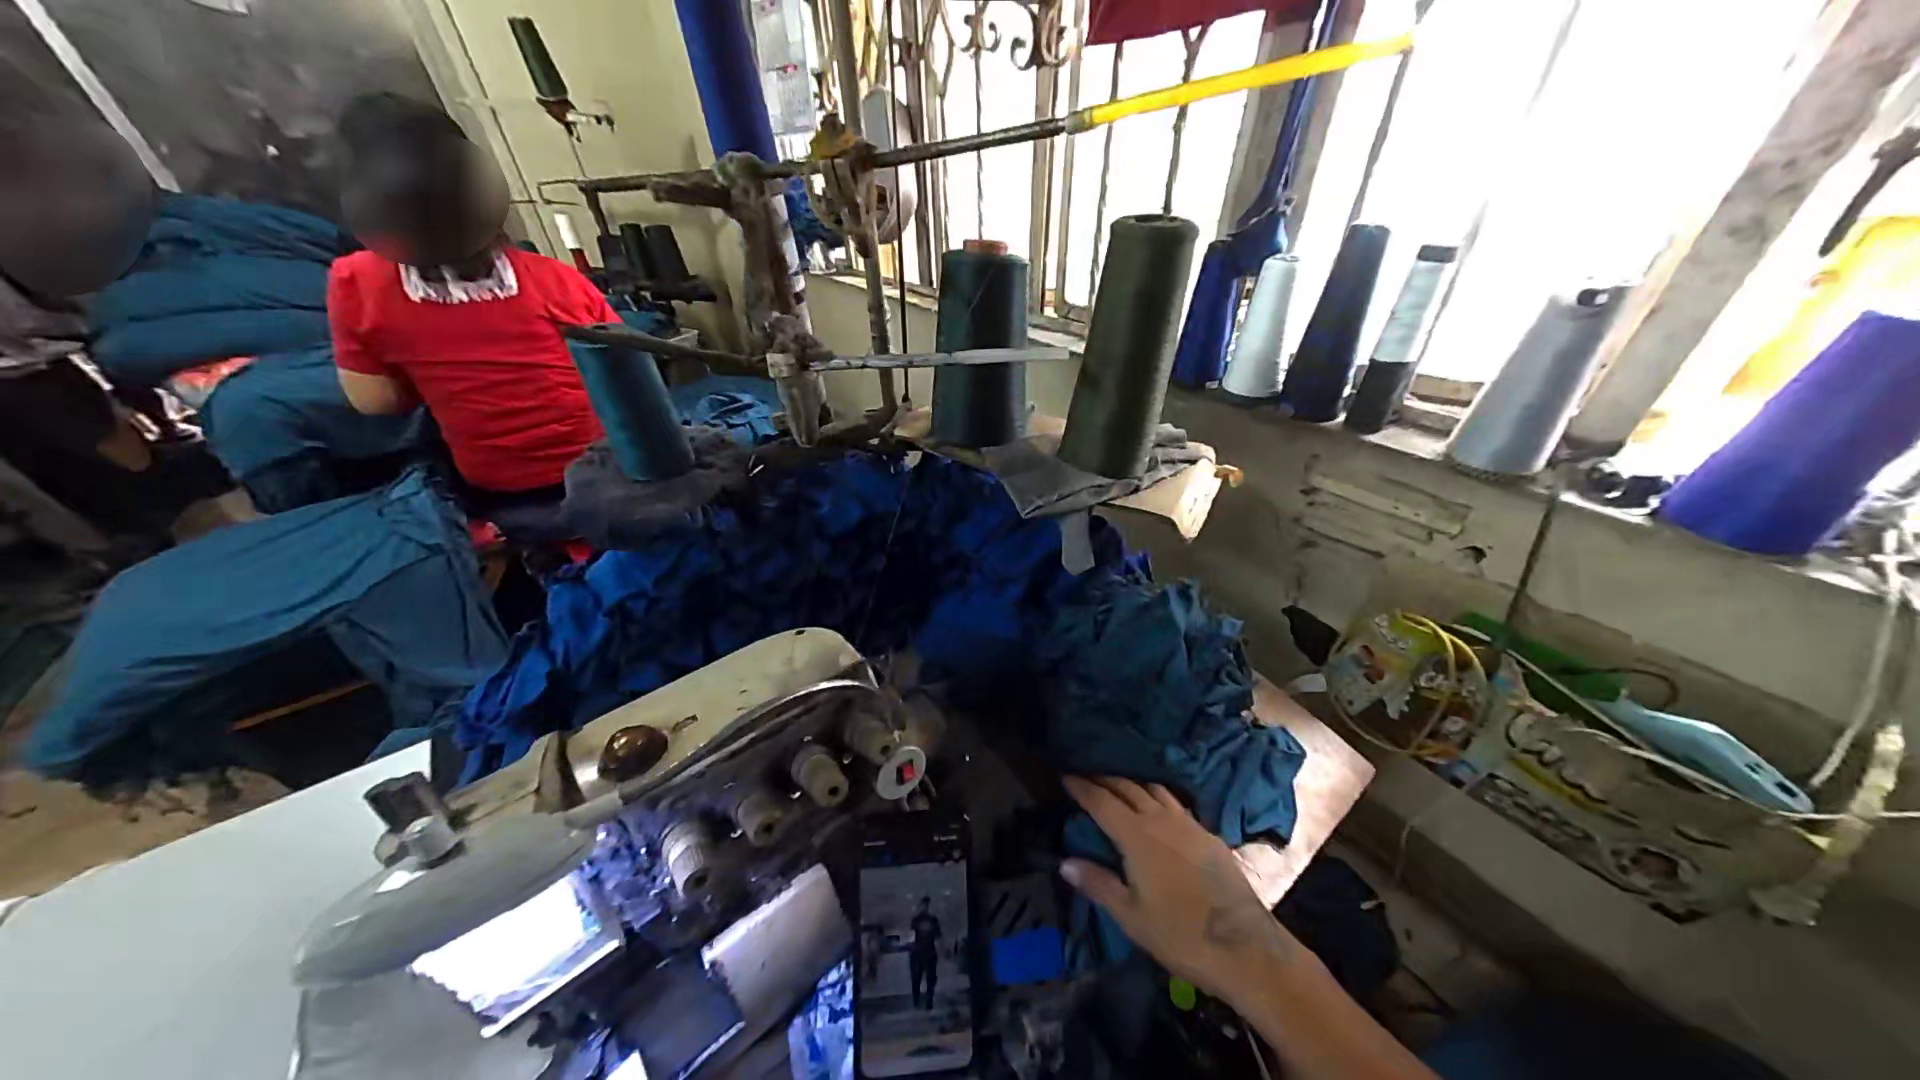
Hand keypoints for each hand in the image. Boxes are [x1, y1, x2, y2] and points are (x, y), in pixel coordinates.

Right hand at [1059, 775, 1298, 1008]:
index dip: (1082, 787)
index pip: (1101, 801)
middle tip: (1086, 776)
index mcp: (1136, 836)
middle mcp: (1161, 820)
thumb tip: (1064, 862)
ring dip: (1132, 783)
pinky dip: (1158, 796)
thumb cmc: (1179, 934)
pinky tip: (1158, 807)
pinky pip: (1176, 803)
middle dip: (1104, 779)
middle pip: (1127, 788)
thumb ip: (1097, 884)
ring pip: (1154, 789)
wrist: (1245, 947)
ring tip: (1119, 784)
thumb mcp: (1130, 915)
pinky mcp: (1208, 835)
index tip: (1065, 775)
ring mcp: (1188, 824)